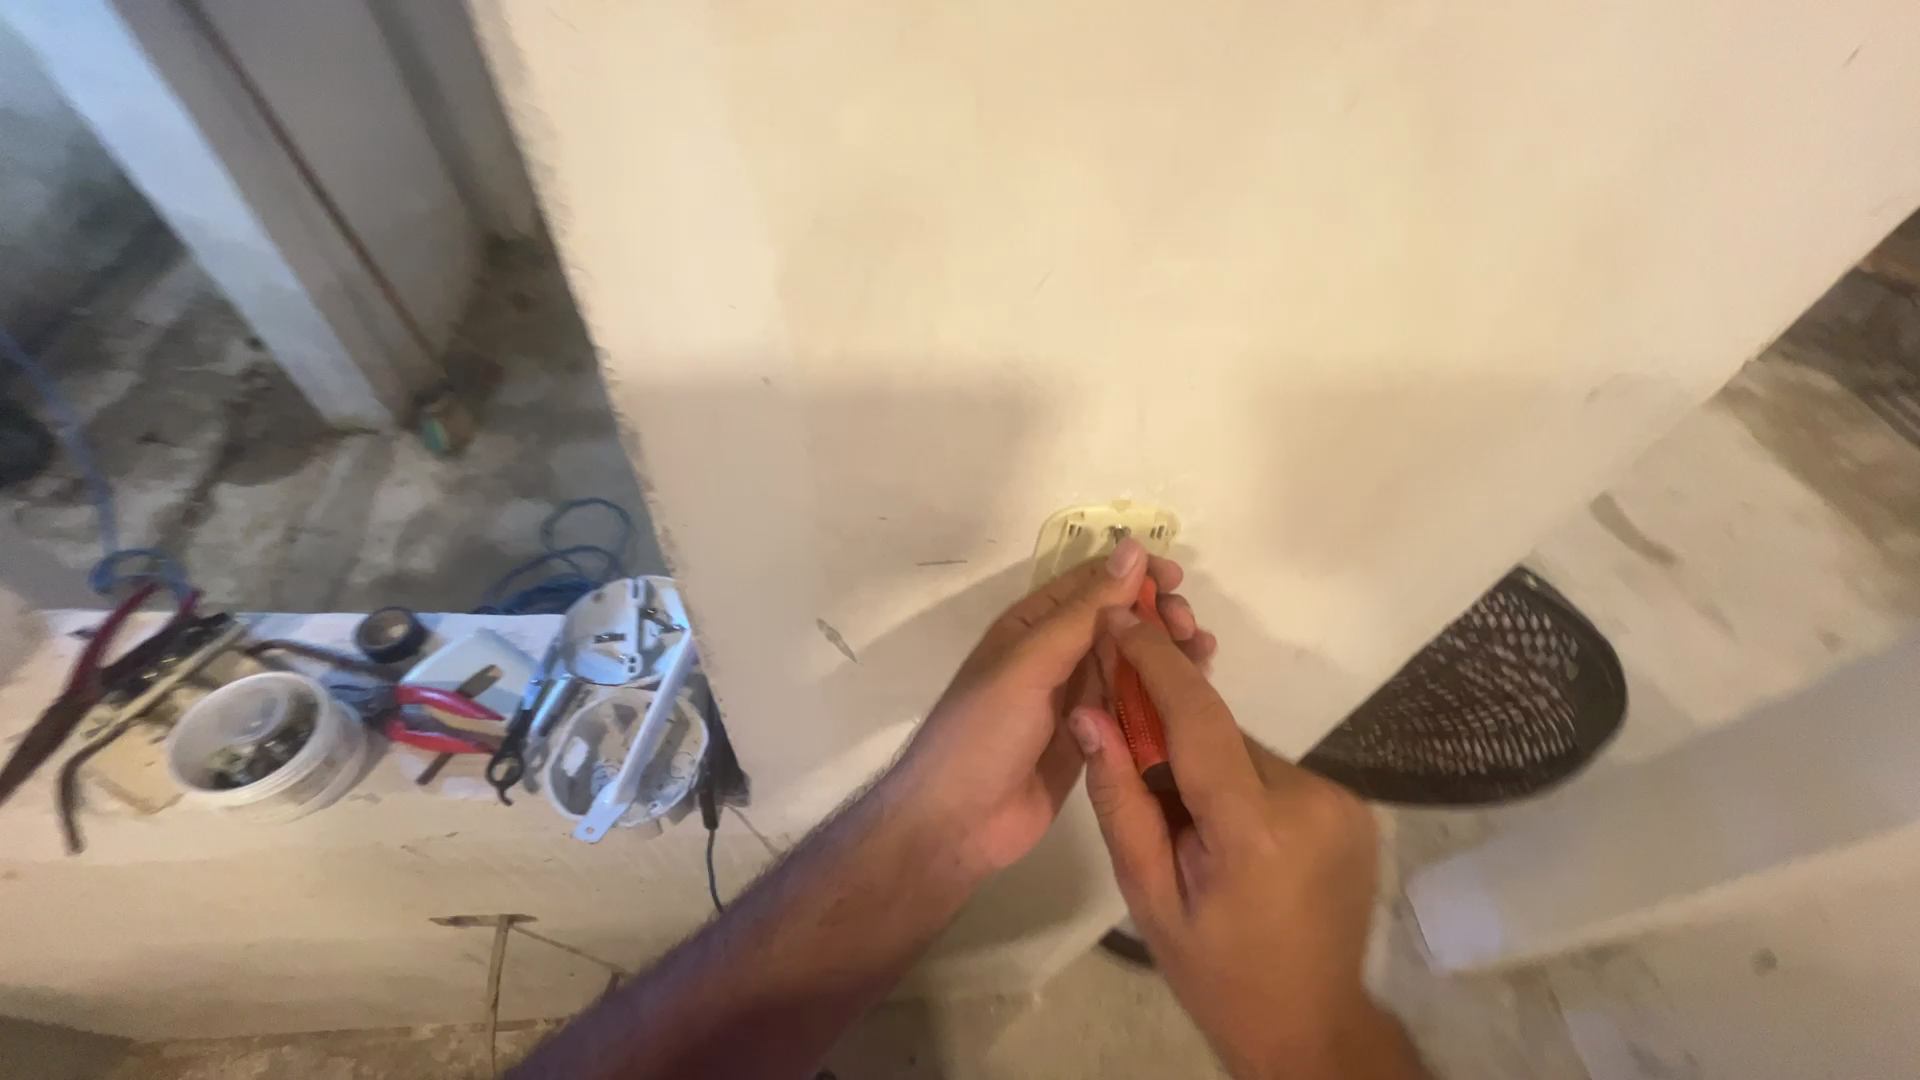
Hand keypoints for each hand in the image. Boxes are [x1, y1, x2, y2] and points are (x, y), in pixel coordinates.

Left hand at [887, 538, 1208, 877]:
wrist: (957, 821)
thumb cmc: (984, 730)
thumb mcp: (1031, 663)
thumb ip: (1083, 612)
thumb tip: (1132, 550)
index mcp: (1033, 626)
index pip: (1090, 584)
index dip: (1133, 574)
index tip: (1177, 577)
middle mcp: (1056, 655)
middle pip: (1117, 622)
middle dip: (1156, 616)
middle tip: (1190, 627)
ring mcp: (1075, 698)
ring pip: (1130, 662)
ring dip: (1165, 653)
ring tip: (1205, 651)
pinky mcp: (1092, 736)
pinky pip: (1132, 706)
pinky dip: (1161, 694)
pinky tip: (1192, 690)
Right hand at [1071, 611, 1428, 1079]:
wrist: (1312, 1027)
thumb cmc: (1215, 972)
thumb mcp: (1146, 894)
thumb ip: (1119, 798)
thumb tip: (1089, 715)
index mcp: (1253, 830)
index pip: (1197, 718)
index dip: (1155, 660)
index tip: (1120, 618)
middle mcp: (1310, 800)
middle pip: (1218, 731)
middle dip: (1169, 729)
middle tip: (1130, 745)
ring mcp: (1341, 802)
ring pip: (1243, 749)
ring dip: (1204, 760)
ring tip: (1187, 817)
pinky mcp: (1352, 806)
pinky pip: (1270, 769)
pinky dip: (1236, 778)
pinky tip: (1225, 827)